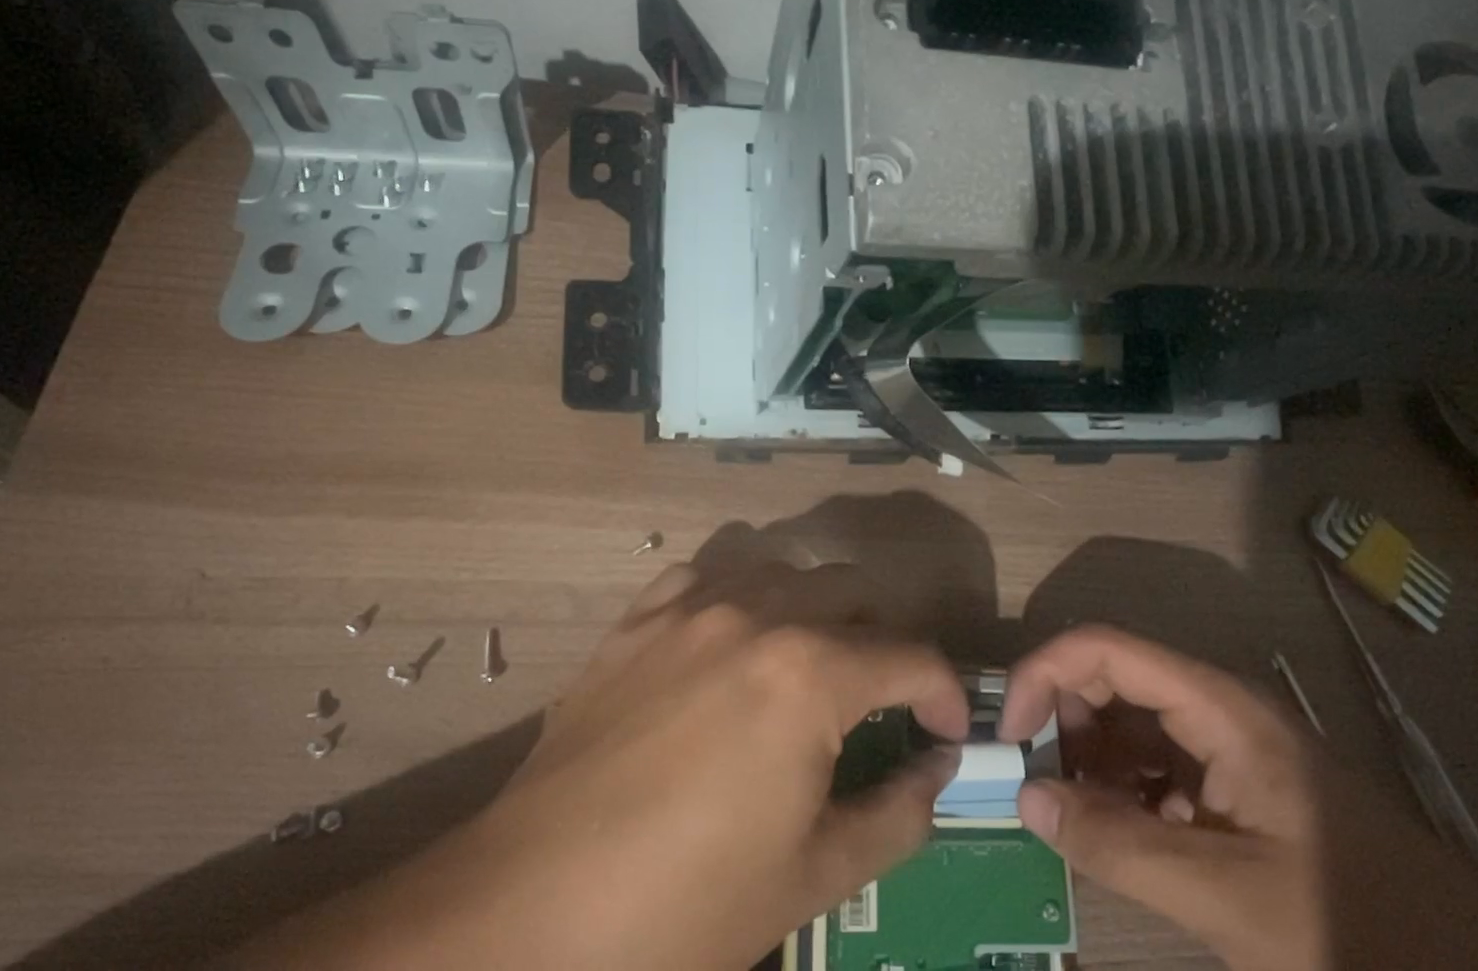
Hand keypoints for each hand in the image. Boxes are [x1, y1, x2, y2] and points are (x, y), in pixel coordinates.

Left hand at [228, 564, 967, 970]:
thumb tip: (938, 767)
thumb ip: (897, 812)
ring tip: (811, 667)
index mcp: (808, 674)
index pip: (911, 655)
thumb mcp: (815, 875)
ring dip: (815, 610)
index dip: (944, 693)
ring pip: (780, 570)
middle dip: (885, 644)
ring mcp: (685, 610)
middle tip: (882, 706)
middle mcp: (753, 616)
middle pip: (851, 593)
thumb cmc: (687, 901)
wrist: (532, 908)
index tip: (946, 735)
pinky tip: (730, 643)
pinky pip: (703, 577)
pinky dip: (738, 596)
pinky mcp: (632, 623)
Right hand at [999, 626, 1477, 970]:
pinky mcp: (1238, 789)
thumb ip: (1117, 844)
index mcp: (1220, 709)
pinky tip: (1114, 840)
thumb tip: (1024, 797)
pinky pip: (1157, 770)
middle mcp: (1220, 712)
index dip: (1043, 678)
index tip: (1007, 741)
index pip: (1105, 650)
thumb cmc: (1349, 922)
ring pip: (1131, 728)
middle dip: (1060, 723)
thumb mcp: (1223, 892)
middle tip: (1032, 788)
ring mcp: (1230, 750)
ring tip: (1068, 821)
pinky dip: (1120, 794)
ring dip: (1087, 764)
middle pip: (1113, 680)